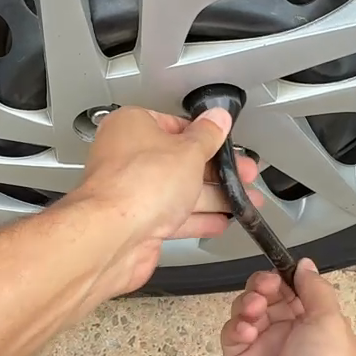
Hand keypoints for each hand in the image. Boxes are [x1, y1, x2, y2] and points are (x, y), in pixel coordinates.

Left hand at [65, 106, 259, 294]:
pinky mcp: (137, 222)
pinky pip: (172, 217)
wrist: (113, 236)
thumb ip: (207, 136)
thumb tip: (217, 120)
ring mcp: (131, 191)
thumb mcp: (188, 151)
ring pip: (178, 191)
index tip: (227, 143)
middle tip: (243, 175)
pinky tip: (219, 221)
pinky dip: (197, 219)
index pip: (176, 125)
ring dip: (213, 197)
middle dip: (216, 171)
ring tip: (242, 201)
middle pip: (179, 160)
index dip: (206, 136)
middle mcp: (127, 157)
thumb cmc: (136, 186)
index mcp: (132, 126)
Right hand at [221, 261, 355, 355]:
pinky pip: (232, 334)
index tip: (279, 271)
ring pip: (249, 312)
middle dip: (265, 287)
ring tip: (254, 311)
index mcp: (323, 330)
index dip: (287, 279)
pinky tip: (245, 331)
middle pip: (271, 299)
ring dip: (249, 303)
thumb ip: (314, 289)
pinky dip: (236, 326)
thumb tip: (305, 267)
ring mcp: (266, 353)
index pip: (299, 294)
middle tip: (264, 289)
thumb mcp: (331, 323)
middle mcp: (294, 340)